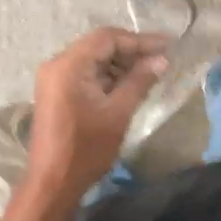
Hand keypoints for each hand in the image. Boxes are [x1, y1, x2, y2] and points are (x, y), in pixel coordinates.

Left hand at [26, 27, 169, 196]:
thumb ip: (139, 81)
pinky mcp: (55, 92)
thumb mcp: (118, 113)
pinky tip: (129, 84)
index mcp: (68, 65)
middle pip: (98, 45)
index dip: (139, 40)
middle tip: (161, 58)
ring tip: (150, 72)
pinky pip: (84, 73)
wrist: (53, 182)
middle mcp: (56, 64)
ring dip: (119, 64)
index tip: (167, 46)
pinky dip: (106, 76)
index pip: (106, 38)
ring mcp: (53, 78)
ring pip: (92, 59)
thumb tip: (161, 60)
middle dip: (130, 51)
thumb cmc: (86, 148)